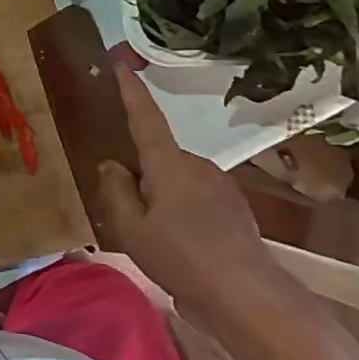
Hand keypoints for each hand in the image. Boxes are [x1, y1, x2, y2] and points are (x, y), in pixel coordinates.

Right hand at [94, 65, 281, 319]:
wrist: (246, 295)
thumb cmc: (181, 258)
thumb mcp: (132, 230)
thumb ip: (117, 192)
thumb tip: (112, 164)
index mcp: (169, 164)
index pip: (145, 119)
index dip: (132, 91)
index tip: (121, 64)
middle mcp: (197, 164)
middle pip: (158, 158)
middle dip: (142, 175)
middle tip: (128, 213)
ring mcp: (219, 184)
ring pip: (176, 178)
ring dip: (162, 196)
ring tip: (155, 237)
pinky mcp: (233, 205)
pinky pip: (195, 195)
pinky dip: (181, 210)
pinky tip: (180, 245)